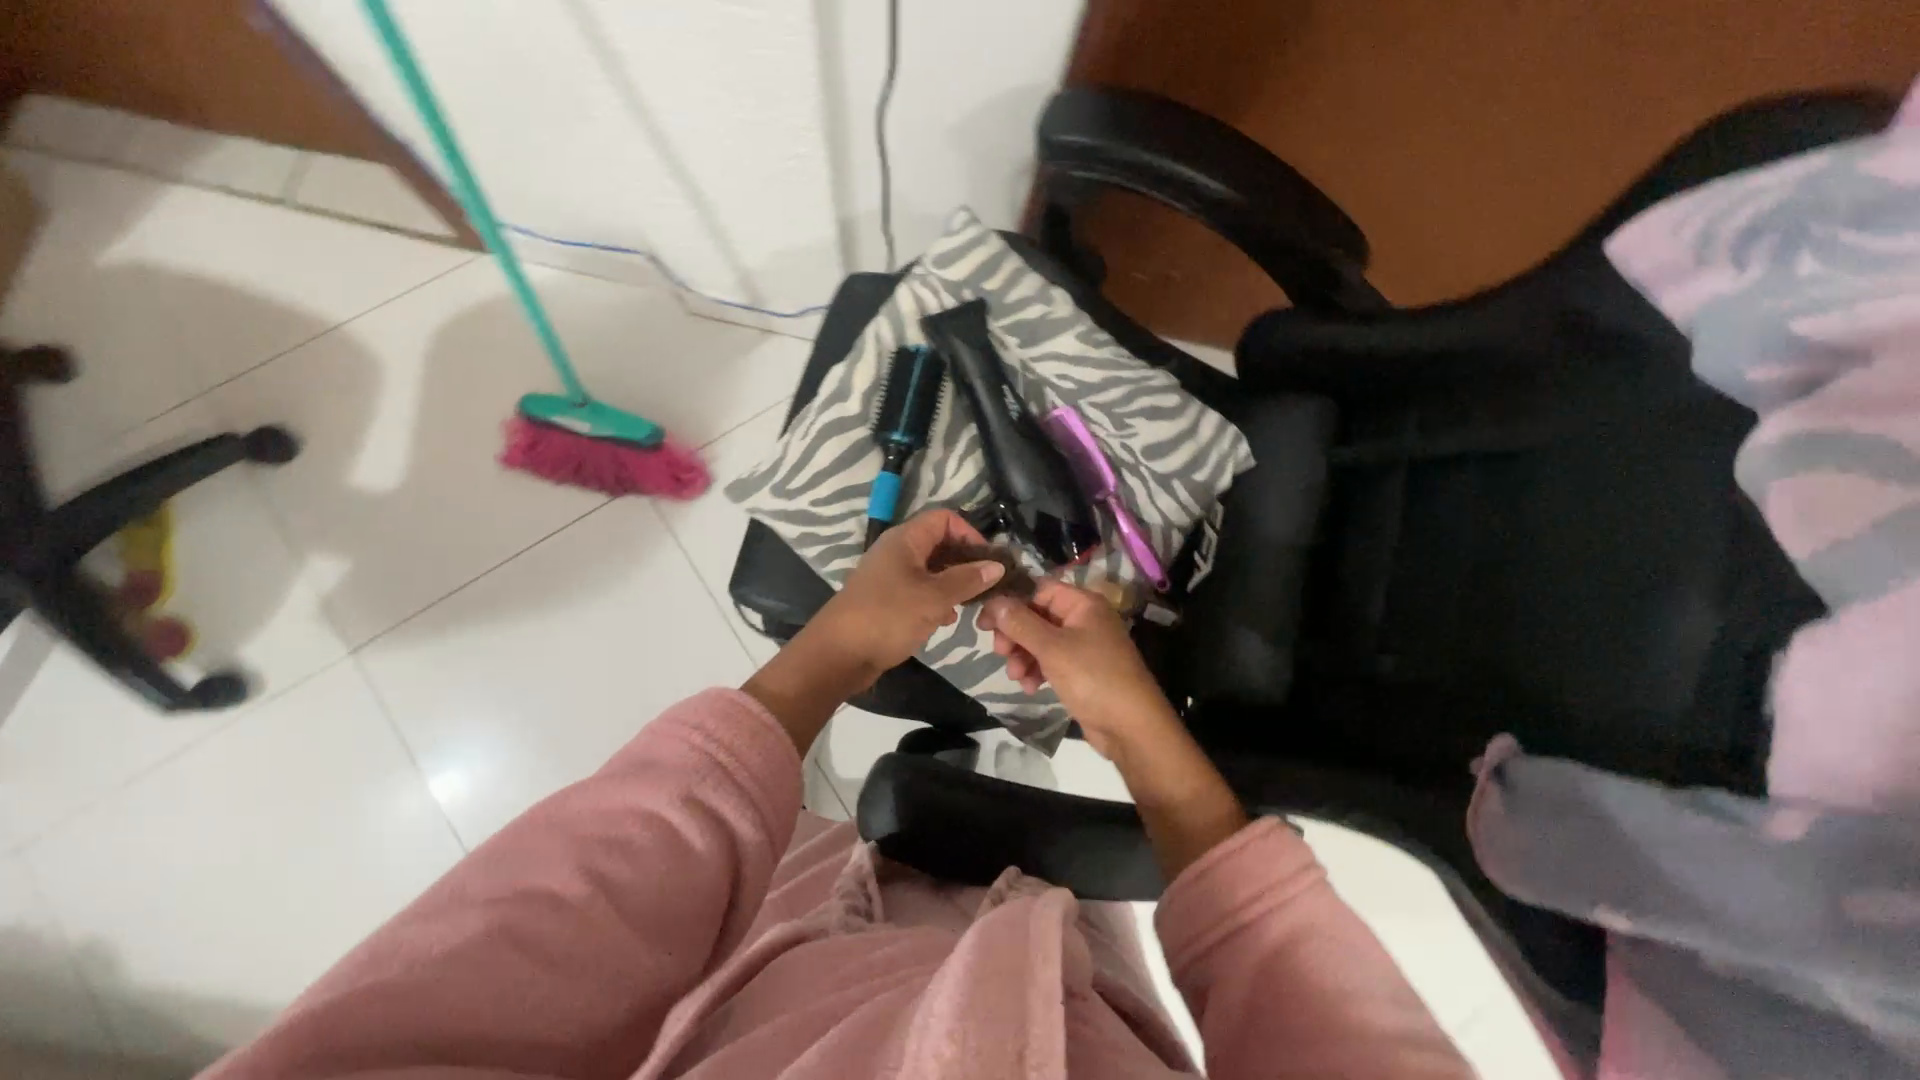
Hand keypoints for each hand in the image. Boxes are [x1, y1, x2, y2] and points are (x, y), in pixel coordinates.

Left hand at [806, 508, 1006, 679]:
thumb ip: (967, 580)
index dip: (969, 533)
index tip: (988, 561)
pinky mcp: (887, 600)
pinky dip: (937, 600)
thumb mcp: (934, 597)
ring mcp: (890, 576)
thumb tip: (997, 565)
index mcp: (905, 540)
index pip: (944, 518)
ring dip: (953, 584)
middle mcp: (897, 552)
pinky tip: (947, 619)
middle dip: (966, 562)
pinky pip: (920, 591)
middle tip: (988, 586)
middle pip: (940, 544)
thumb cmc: (887, 617)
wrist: (838, 654)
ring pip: (931, 570)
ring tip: (972, 605)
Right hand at [978, 579, 1248, 876]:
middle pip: (1037, 616)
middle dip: (1016, 635)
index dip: (1011, 603)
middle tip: (1000, 653)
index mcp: (1084, 604)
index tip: (985, 623)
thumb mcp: (1052, 648)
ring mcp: (1084, 646)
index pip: (1039, 590)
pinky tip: (1031, 687)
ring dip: (1024, 656)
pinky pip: (1051, 662)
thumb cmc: (1093, 677)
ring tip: (1018, 677)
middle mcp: (1084, 619)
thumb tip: (993, 601)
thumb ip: (1020, 622)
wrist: (1131, 726)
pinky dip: (1038, 670)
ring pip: (1041, 641)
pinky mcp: (1082, 671)